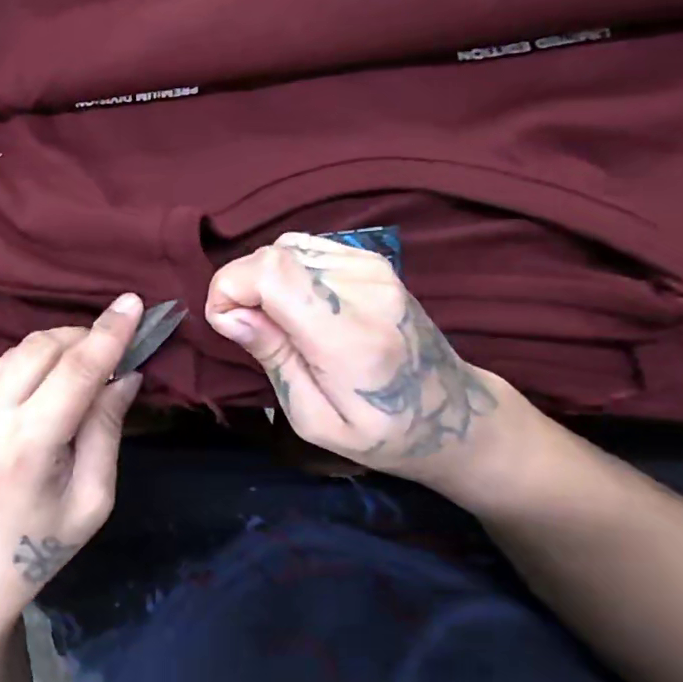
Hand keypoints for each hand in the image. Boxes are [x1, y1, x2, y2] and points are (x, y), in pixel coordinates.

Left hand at [0, 295, 143, 659]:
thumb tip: (125, 372)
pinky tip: (31, 398)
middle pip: (40, 347)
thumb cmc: (39, 547)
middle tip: (107, 351)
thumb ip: (106, 428)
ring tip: (70, 382)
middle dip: (80, 339)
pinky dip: (19, 372)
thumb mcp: (91, 499)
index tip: (133, 302)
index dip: (108, 333)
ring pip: (14, 353)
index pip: (75, 370)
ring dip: (50, 355)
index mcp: (24, 446)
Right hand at [206, 233, 509, 488]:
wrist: (457, 416)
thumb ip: (272, 358)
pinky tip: (296, 303)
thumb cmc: (383, 434)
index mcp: (350, 338)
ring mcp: (374, 270)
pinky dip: (285, 270)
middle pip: (271, 256)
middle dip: (240, 286)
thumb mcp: (315, 420)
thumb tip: (227, 313)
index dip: (229, 288)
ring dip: (262, 278)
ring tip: (274, 317)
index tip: (225, 323)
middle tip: (249, 328)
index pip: (271, 274)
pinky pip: (305, 247)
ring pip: (284, 247)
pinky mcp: (374, 262)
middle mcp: (365, 291)